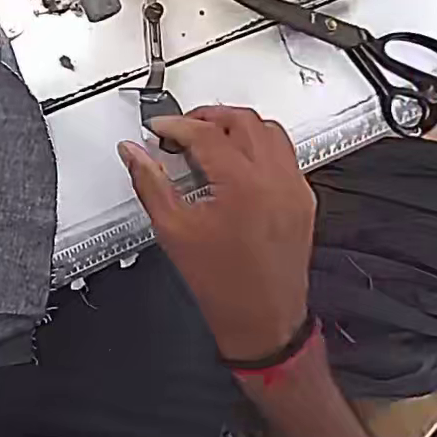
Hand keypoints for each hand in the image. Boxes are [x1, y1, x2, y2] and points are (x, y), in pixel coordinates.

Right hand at [118, 106, 316, 362]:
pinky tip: (235, 162)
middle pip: (243, 121)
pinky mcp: (303, 199)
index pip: (207, 133)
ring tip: (207, 139)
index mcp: (243, 186)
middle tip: (181, 129)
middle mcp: (275, 180)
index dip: (176, 125)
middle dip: (208, 117)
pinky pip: (284, 154)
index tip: (159, 128)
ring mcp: (294, 188)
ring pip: (270, 131)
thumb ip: (150, 182)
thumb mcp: (172, 229)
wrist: (262, 319)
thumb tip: (133, 153)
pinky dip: (258, 146)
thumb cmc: (222, 285)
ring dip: (237, 126)